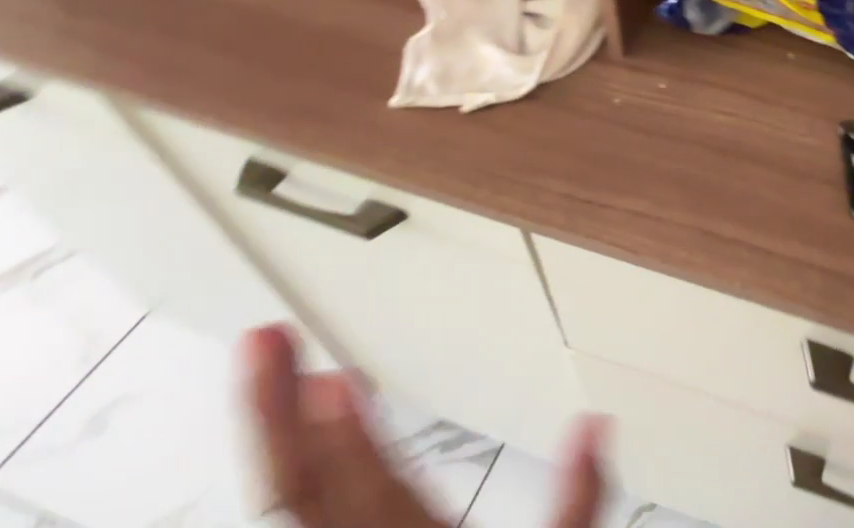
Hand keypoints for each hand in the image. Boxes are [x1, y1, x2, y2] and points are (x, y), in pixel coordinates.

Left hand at [242, 324, 607, 527]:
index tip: (329, 379)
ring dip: (276, 442)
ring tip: (277, 378)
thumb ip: (576, 502)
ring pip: (285, 512)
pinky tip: (291, 458)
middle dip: (273, 419)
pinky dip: (289, 488)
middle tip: (261, 344)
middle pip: (297, 498)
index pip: (369, 493)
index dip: (347, 434)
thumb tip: (593, 428)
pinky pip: (295, 527)